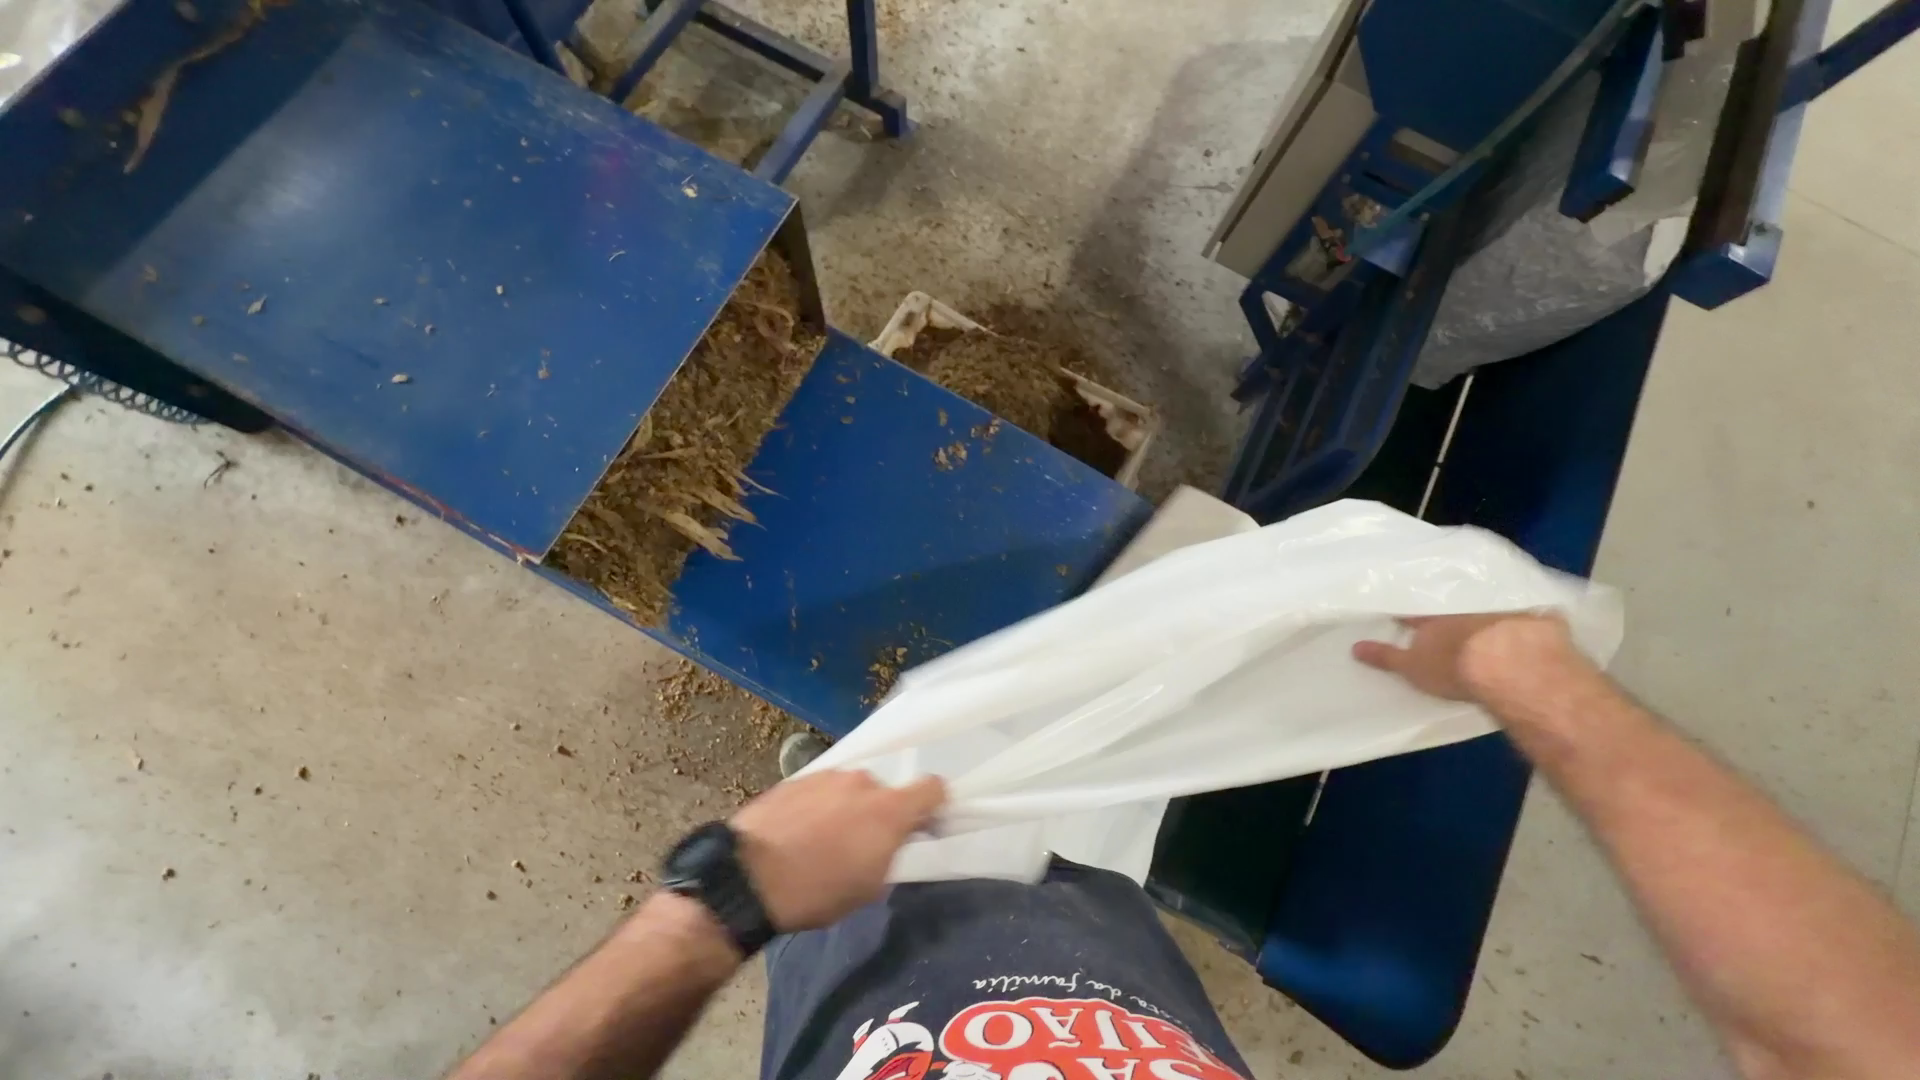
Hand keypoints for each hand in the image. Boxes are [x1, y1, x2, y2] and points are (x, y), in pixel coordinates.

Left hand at [730, 769, 945, 931]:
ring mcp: (827, 775)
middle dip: (878, 814)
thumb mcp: (869, 887)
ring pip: (849, 790)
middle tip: (859, 845)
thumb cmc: (817, 891)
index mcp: (889, 809)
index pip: (933, 787)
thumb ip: (891, 853)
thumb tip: (890, 840)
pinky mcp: (795, 778)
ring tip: (821, 841)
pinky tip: (798, 833)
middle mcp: (862, 781)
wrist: (748, 877)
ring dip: (845, 809)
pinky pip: (820, 790)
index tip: (923, 824)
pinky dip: (817, 807)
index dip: (933, 805)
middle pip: (884, 792)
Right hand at [1352, 612, 1577, 702]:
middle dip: (1446, 602)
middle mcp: (1465, 604)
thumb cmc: (1456, 667)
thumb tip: (1354, 647)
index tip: (1399, 610)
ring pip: (1488, 601)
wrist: (1515, 664)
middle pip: (1452, 601)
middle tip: (1442, 604)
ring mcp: (1501, 607)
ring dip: (1484, 605)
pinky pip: (1528, 609)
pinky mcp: (1538, 615)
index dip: (1406, 610)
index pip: (1413, 609)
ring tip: (1480, 610)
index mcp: (1432, 615)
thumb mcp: (1413, 668)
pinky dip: (1524, 613)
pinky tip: (1527, 618)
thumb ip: (1386, 657)